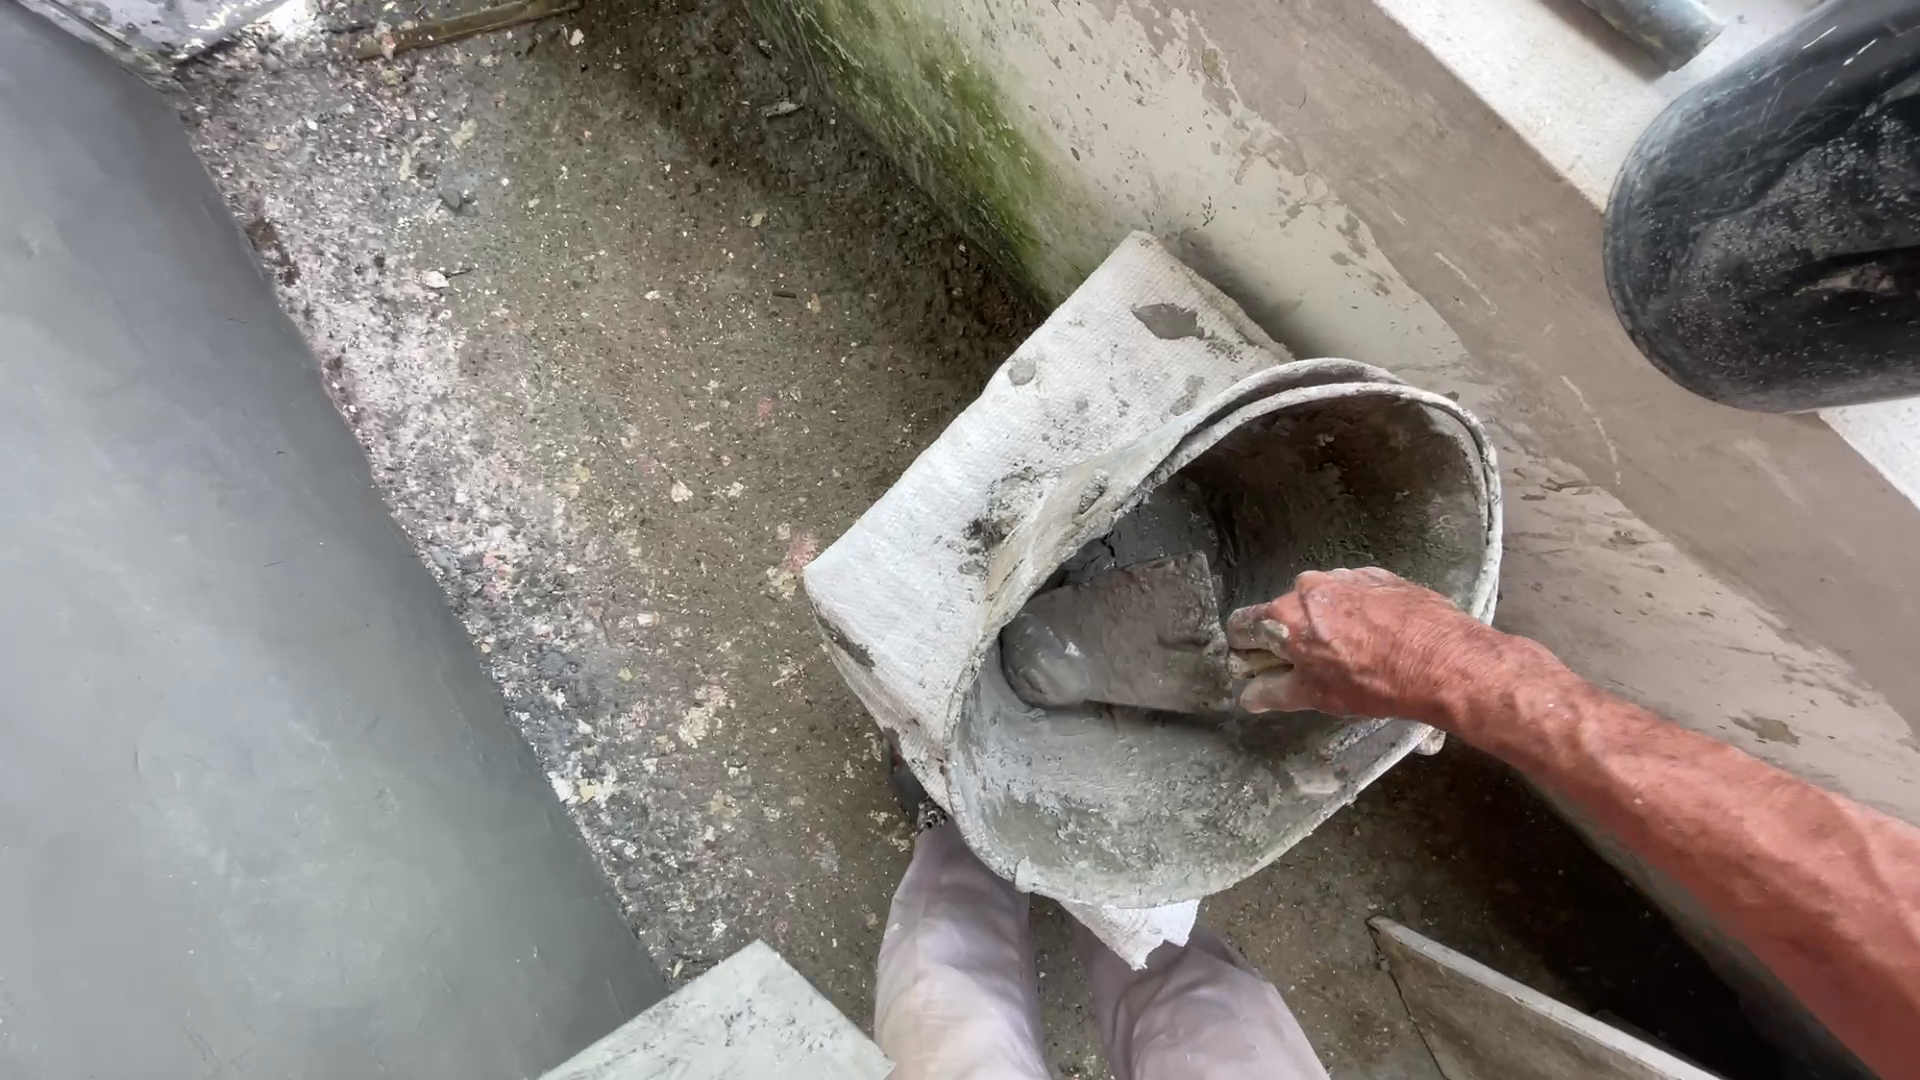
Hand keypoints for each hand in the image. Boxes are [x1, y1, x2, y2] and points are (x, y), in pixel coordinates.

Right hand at [1225, 567, 1499, 719]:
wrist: (1449, 662)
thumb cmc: (1374, 682)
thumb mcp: (1317, 696)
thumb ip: (1273, 692)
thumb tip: (1246, 696)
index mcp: (1283, 615)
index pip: (1241, 625)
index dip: (1245, 648)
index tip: (1261, 665)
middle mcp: (1307, 586)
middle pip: (1282, 612)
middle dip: (1291, 637)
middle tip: (1316, 665)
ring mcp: (1344, 575)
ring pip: (1319, 601)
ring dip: (1325, 622)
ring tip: (1356, 650)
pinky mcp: (1378, 574)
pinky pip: (1353, 592)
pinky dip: (1357, 611)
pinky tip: (1380, 636)